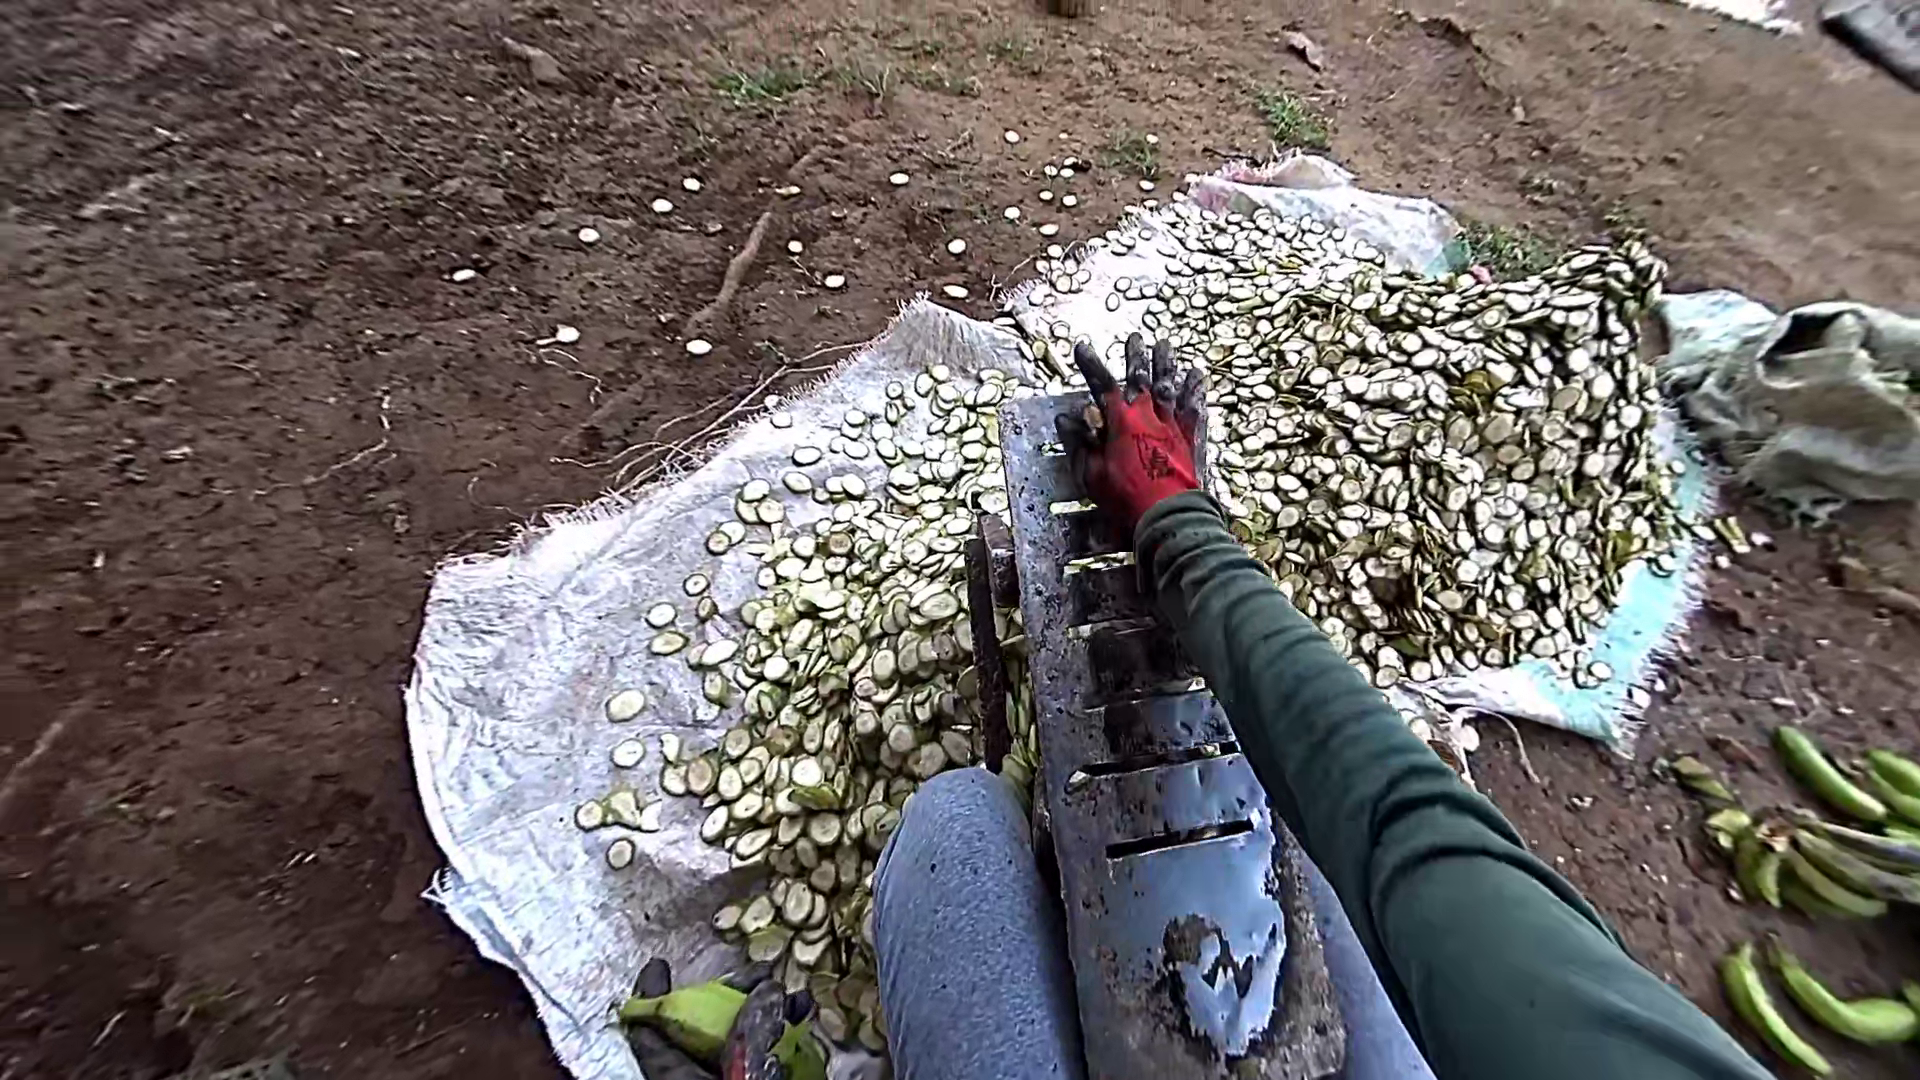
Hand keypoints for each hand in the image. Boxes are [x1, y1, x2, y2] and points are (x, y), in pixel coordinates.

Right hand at [1054, 333, 1205, 534]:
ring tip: (1165, 346)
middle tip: (1136, 339)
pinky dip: (1192, 390)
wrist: (1167, 515)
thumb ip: (1079, 443)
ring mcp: (1170, 426)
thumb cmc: (1125, 497)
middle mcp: (1147, 416)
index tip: (1082, 348)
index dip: (1091, 365)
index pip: (1102, 386)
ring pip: (1168, 386)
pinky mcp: (1187, 439)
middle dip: (1136, 357)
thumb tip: (1066, 418)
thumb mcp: (1092, 474)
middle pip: (1141, 378)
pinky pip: (1191, 408)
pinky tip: (1194, 376)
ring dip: (1166, 365)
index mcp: (1121, 422)